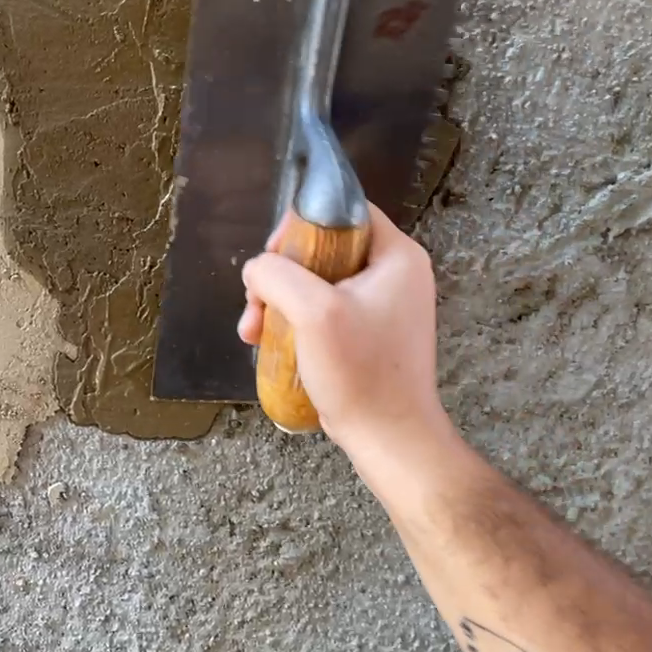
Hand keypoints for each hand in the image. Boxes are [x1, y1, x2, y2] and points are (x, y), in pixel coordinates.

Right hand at [237, 206, 451, 461]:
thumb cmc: (360, 373)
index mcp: (397, 257)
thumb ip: (276, 275)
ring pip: (314, 283)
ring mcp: (380, 307)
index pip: (345, 213)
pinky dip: (291, 323)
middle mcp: (393, 276)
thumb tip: (256, 269)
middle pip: (323, 249)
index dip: (302, 225)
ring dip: (277, 302)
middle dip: (279, 274)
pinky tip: (267, 343)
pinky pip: (320, 312)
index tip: (274, 257)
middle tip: (256, 301)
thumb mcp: (312, 312)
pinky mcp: (366, 335)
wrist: (389, 438)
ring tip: (253, 331)